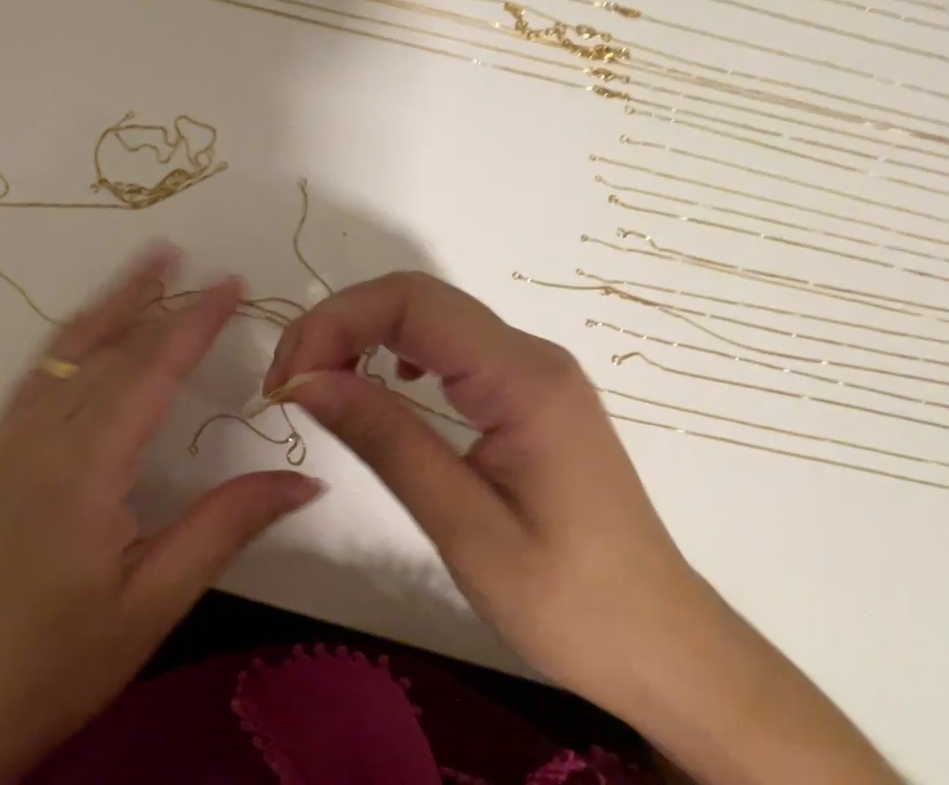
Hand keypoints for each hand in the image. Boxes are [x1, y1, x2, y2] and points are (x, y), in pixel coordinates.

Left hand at [0, 246, 322, 784]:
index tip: (229, 284)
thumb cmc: (66, 654)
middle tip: (186, 255)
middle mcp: (40, 437)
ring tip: (142, 268)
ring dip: (106, 306)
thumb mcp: (158, 599)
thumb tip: (304, 480)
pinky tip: (88, 334)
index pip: (149, 372)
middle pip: (104, 348)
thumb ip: (226, 526)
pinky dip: (70, 340)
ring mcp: (8, 440)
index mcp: (84, 467)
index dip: (193, 323)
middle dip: (149, 298)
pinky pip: (36, 376)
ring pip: (62, 352)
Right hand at [265, 272, 901, 784]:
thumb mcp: (463, 525)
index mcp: (522, 378)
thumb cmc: (568, 599)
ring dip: (362, 337)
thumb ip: (385, 439)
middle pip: (415, 300)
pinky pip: (450, 350)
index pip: (409, 302)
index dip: (333, 324)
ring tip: (318, 388)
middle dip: (338, 327)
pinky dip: (395, 353)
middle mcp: (531, 357)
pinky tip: (380, 388)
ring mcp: (534, 375)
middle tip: (288, 387)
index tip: (286, 384)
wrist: (662, 648)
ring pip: (429, 319)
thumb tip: (304, 379)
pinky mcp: (529, 399)